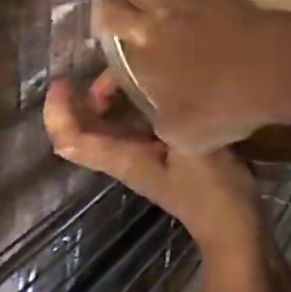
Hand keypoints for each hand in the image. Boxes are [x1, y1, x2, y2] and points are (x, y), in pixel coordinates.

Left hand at [44, 74, 264, 254]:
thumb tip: (157, 76)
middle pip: (87, 129)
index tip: (64, 81)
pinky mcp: (165, 156)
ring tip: (136, 71)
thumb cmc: (211, 188)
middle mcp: (126, 158)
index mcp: (124, 158)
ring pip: (112, 126)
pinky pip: (137, 126)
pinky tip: (164, 90)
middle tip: (112, 67)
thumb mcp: (193, 146)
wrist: (232, 224)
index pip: (73, 139)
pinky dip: (137, 105)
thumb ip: (171, 114)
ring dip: (113, 99)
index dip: (59, 111)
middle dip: (88, 97)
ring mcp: (145, 159)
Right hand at [92, 0, 290, 153]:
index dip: (104, 41)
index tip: (110, 45)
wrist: (269, 71)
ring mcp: (180, 0)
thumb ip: (163, 120)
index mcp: (140, 56)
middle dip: (116, 3)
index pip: (107, 42)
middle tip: (124, 7)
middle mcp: (151, 23)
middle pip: (115, 0)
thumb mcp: (183, 133)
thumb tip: (160, 116)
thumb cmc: (225, 106)